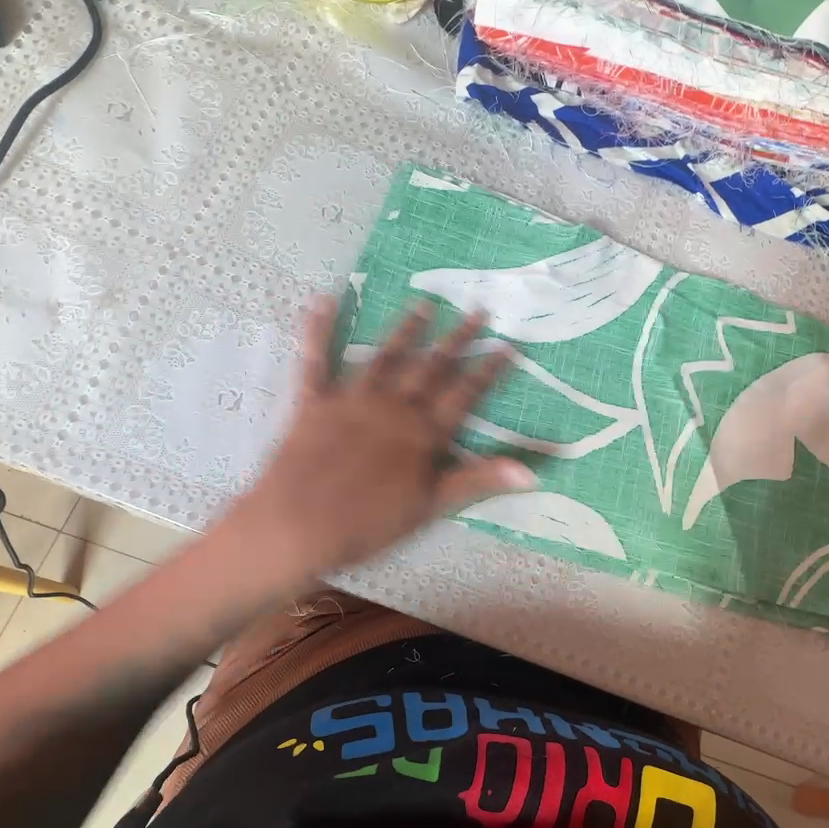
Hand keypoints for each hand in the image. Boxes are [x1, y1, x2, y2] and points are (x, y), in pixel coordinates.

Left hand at [233, 296, 535, 572]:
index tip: (508, 346)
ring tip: (424, 304)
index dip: (488, 370)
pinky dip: (319, 329)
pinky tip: (324, 300)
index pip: (464, 394)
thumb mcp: (430, 506)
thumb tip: (531, 471)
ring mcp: (352, 400)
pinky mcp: (313, 402)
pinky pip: (315, 359)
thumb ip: (478, 480)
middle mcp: (393, 407)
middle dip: (456, 339)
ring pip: (385, 357)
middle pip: (431, 367)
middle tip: (477, 310)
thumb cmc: (368, 524)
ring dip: (406, 330)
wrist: (297, 526)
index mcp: (423, 434)